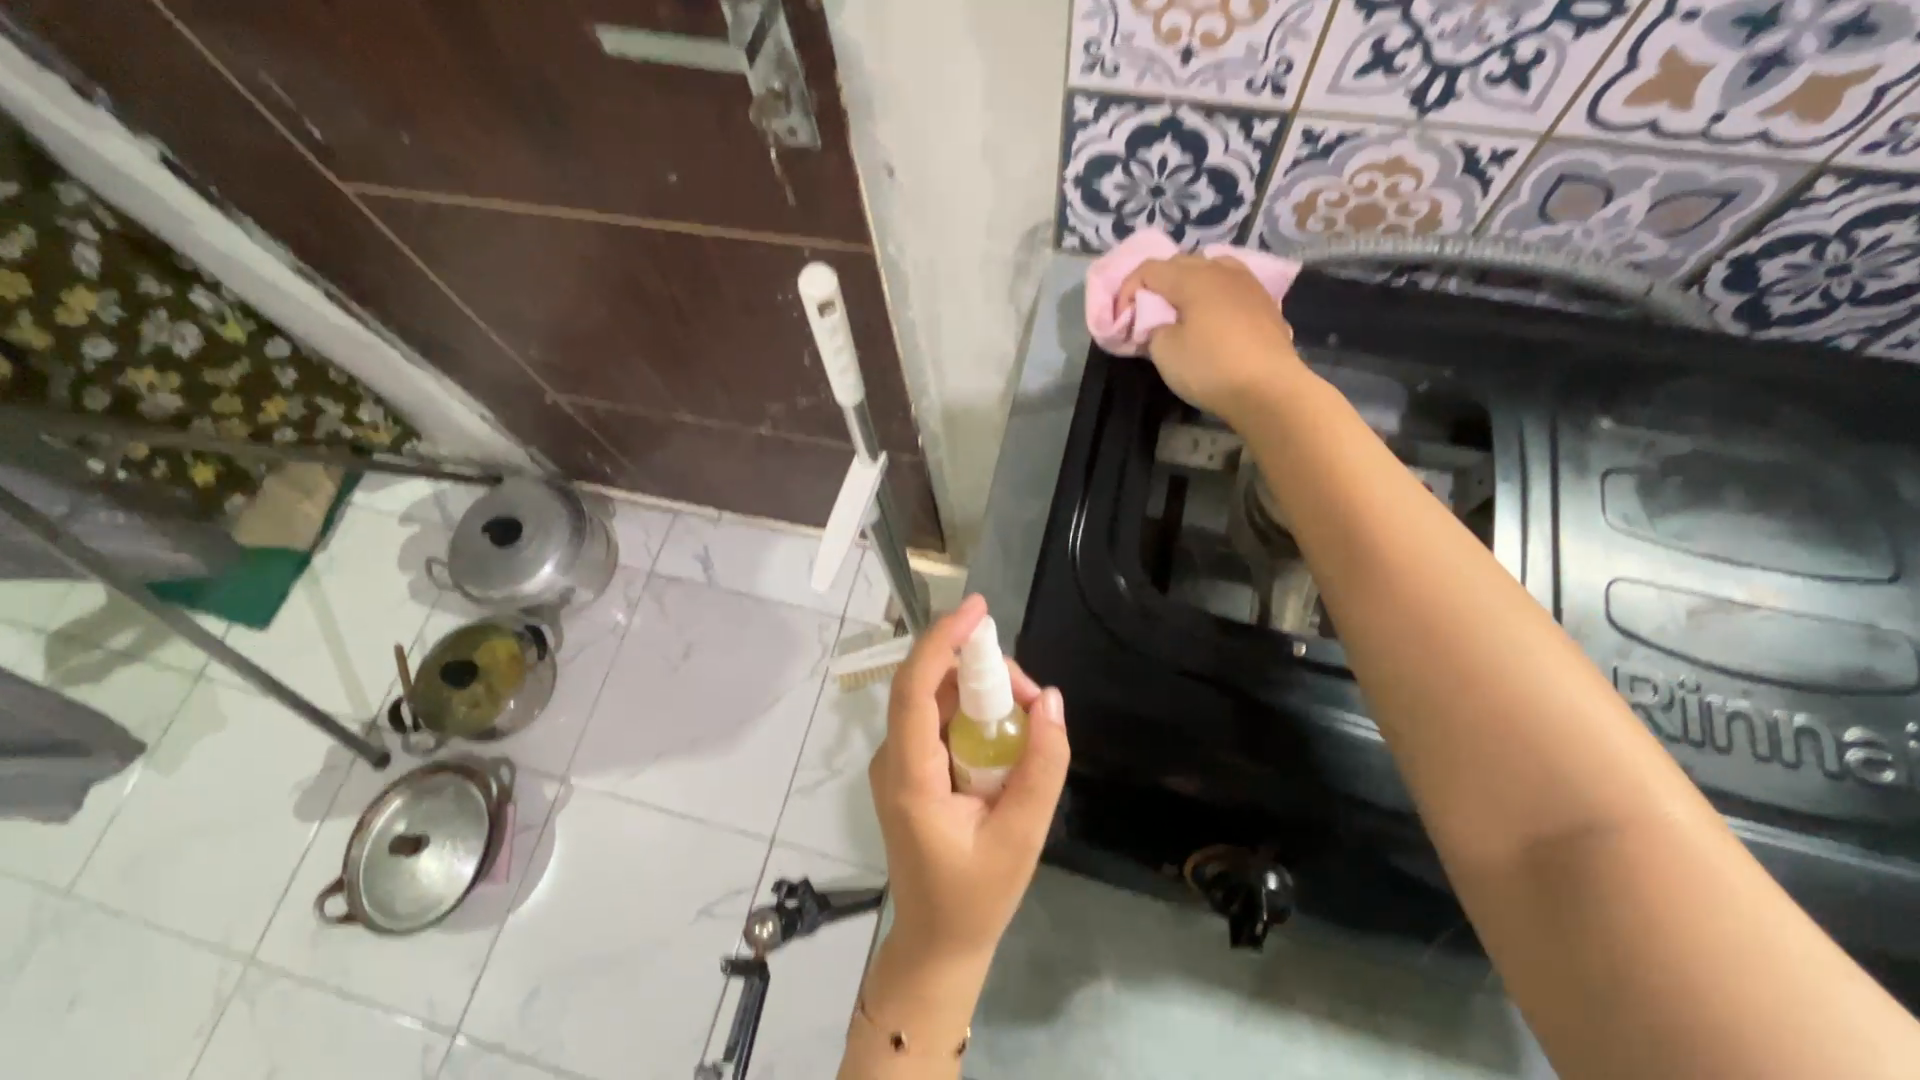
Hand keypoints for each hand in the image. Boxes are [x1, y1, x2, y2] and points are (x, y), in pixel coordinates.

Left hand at [868, 595, 1068, 962]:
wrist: (937, 941)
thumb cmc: (975, 896)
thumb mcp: (1022, 836)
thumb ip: (1042, 767)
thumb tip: (1052, 700)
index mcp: (909, 776)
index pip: (914, 688)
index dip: (943, 641)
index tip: (979, 609)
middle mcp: (893, 759)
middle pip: (931, 686)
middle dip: (982, 672)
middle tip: (1032, 695)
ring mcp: (899, 764)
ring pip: (938, 701)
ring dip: (983, 695)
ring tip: (1029, 721)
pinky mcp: (912, 771)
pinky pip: (941, 723)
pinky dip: (977, 717)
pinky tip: (1009, 739)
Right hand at [1119, 254, 1308, 425]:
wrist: (1270, 389)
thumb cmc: (1211, 368)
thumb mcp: (1165, 351)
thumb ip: (1153, 327)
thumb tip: (1160, 322)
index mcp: (1192, 277)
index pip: (1148, 269)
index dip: (1127, 291)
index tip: (1121, 320)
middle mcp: (1221, 270)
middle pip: (1179, 263)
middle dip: (1156, 284)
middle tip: (1145, 314)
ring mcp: (1248, 283)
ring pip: (1210, 269)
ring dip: (1188, 284)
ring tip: (1181, 309)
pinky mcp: (1265, 302)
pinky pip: (1230, 286)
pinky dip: (1213, 295)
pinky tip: (1212, 316)